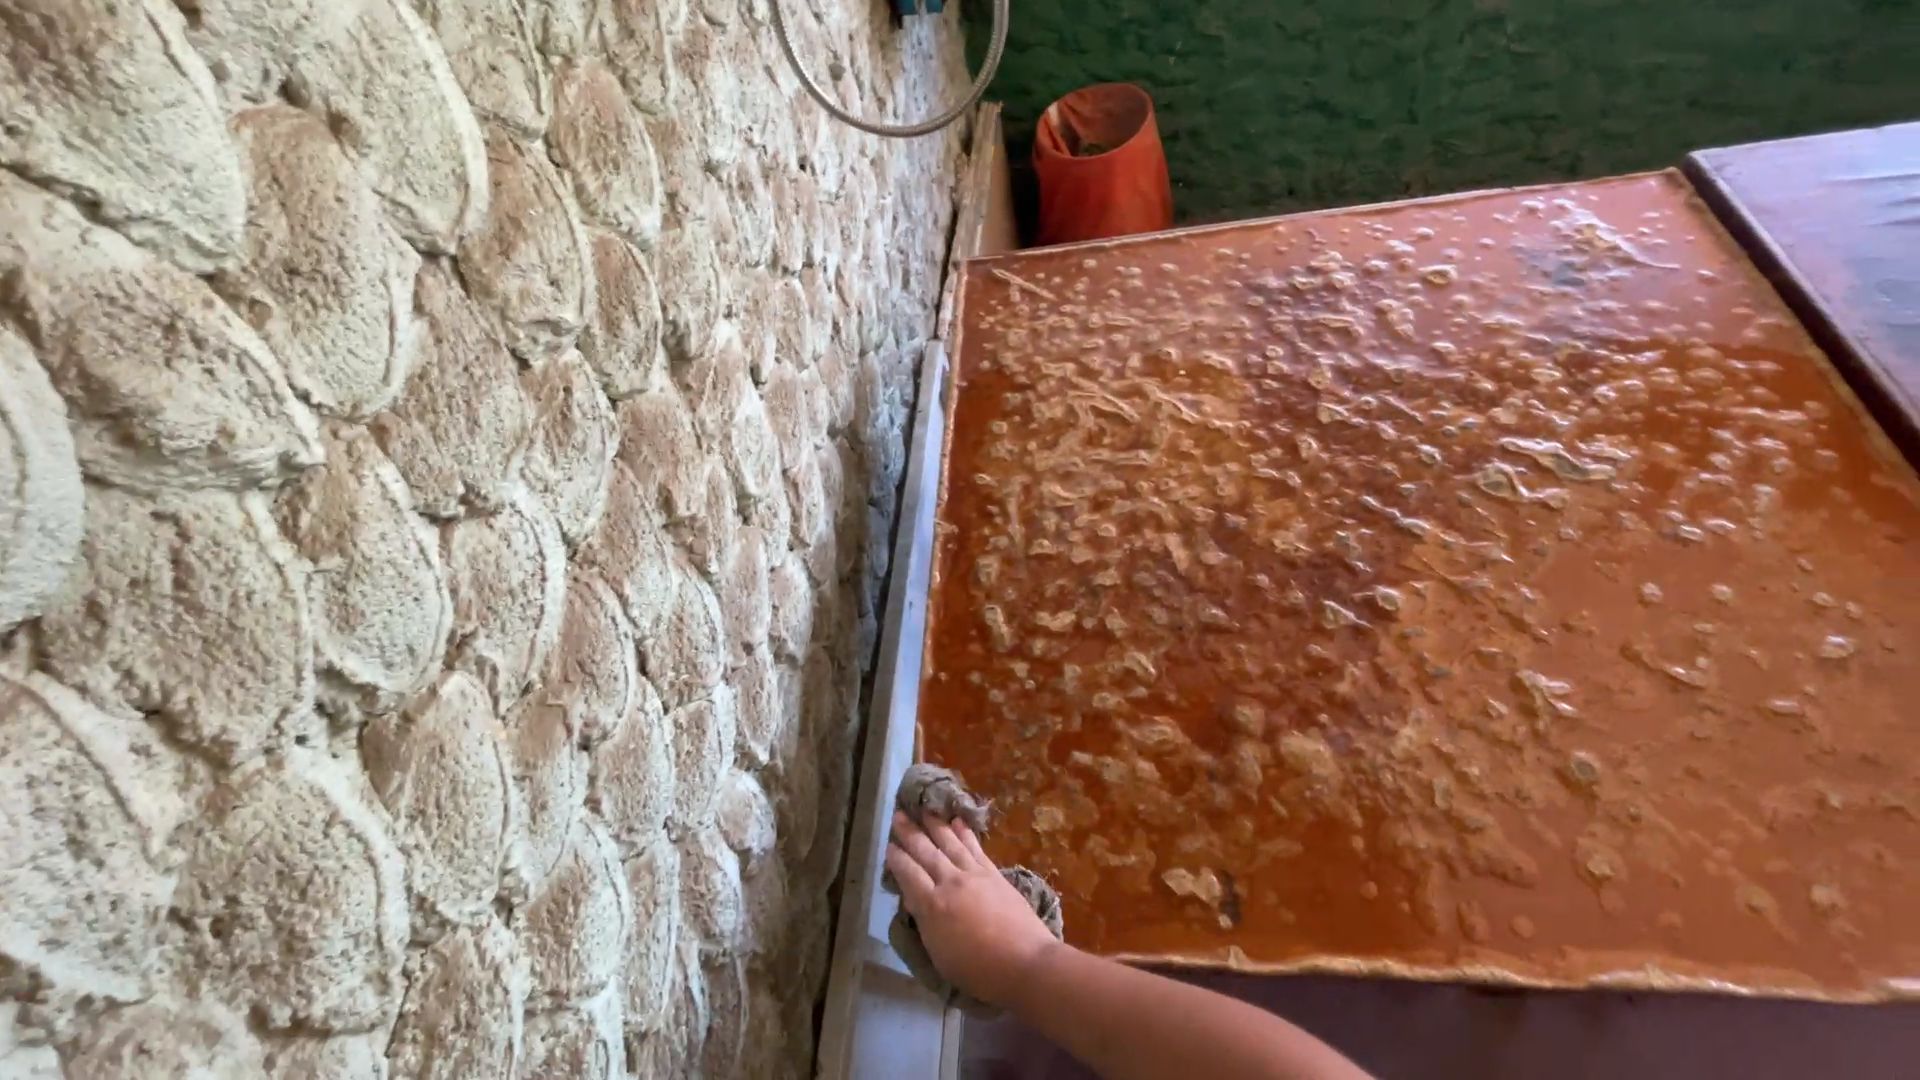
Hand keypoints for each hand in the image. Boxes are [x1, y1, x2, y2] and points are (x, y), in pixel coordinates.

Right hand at [885, 810, 1059, 1007]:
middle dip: (910, 833)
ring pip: (949, 843)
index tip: (888, 846)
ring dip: (935, 825)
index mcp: (932, 906)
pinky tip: (957, 821)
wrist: (1024, 962)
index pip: (909, 874)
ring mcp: (973, 874)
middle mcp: (950, 882)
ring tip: (925, 809)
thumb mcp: (940, 954)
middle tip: (898, 815)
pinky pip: (975, 848)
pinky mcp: (993, 873)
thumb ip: (925, 923)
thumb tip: (913, 898)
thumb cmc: (978, 970)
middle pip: (926, 852)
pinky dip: (965, 833)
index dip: (897, 859)